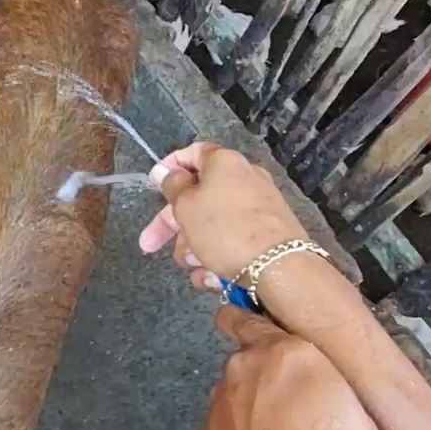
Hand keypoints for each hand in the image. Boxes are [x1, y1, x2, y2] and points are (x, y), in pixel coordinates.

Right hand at [139, 143, 314, 286]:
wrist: (280, 268)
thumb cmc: (224, 229)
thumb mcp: (185, 205)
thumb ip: (172, 186)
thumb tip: (165, 170)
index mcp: (224, 163)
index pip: (192, 153)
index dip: (169, 166)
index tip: (153, 183)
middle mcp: (243, 178)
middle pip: (196, 196)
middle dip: (172, 225)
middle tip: (150, 244)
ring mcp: (257, 207)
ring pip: (210, 223)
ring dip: (192, 245)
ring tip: (194, 266)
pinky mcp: (265, 233)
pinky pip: (229, 239)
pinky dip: (215, 256)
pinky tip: (211, 277)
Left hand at [194, 306, 381, 429]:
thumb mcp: (359, 416)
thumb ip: (326, 382)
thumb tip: (310, 378)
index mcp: (286, 350)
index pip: (253, 321)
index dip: (253, 326)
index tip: (257, 331)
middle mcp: (244, 364)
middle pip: (249, 358)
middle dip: (266, 374)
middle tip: (296, 405)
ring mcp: (219, 397)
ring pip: (238, 391)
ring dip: (255, 406)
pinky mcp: (205, 428)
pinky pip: (229, 421)